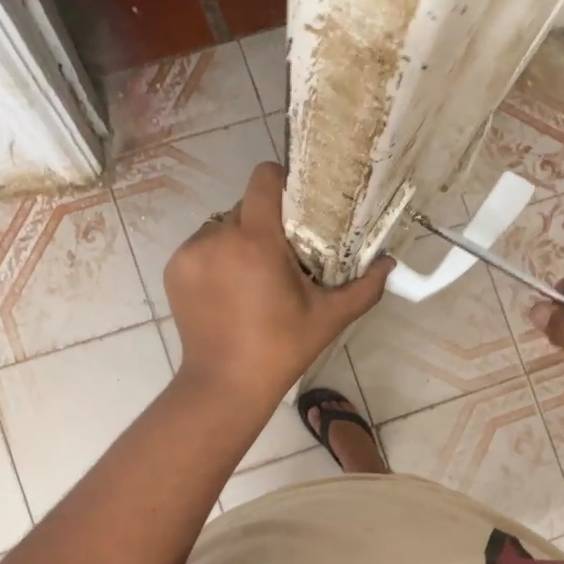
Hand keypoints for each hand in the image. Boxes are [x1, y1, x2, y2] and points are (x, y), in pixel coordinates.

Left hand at [165, 162, 393, 401]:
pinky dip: (216, 259)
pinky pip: (201, 247)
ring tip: (253, 277)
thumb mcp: (328, 318)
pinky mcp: (174, 269)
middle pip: (245, 206)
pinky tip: (229, 290)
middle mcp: (218, 237)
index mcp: (256, 241)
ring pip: (221, 227)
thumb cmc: (281, 349)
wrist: (225, 384)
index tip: (297, 204)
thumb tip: (389, 263)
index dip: (282, 182)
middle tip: (282, 255)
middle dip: (264, 224)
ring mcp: (191, 253)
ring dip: (238, 242)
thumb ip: (363, 287)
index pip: (264, 179)